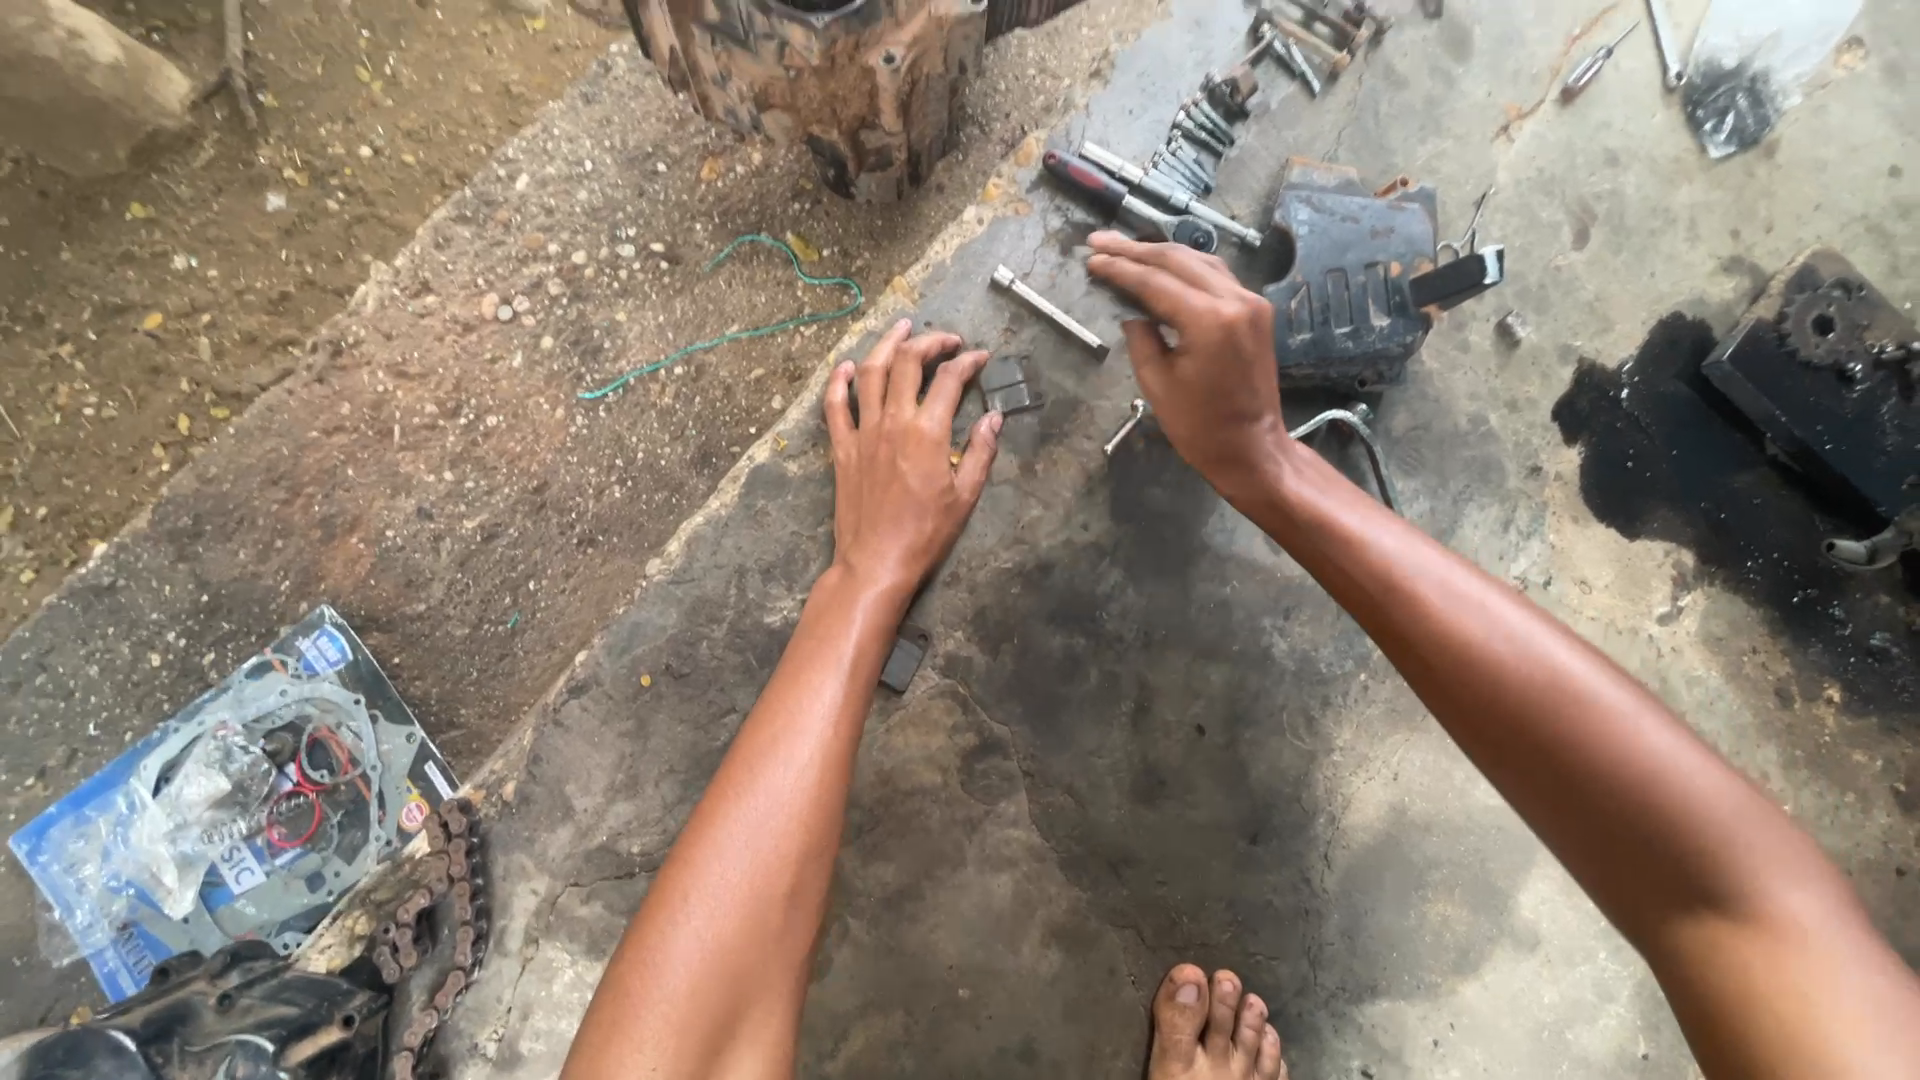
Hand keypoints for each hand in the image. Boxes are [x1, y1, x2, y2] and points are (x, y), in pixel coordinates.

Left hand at [823, 319, 1000, 601]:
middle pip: (908, 362)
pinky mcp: (842, 448)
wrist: (876, 562)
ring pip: (871, 373)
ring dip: (887, 344)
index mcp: (927, 433)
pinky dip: (840, 381)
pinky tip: (849, 366)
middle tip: (946, 339)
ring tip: (901, 328)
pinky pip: (835, 405)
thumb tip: (995, 418)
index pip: (950, 380)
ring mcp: (863, 432)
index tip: (980, 357)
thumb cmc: (925, 535)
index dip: (968, 362)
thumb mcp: (965, 497)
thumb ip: (981, 453)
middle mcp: (893, 422)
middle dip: (930, 342)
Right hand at [1086, 232, 1291, 497]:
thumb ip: (1141, 338)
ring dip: (1161, 253)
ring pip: (1200, 261)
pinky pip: (1216, 276)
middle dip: (1136, 250)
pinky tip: (1163, 266)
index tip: (1092, 259)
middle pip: (1178, 260)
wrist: (1251, 447)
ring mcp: (1250, 302)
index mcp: (1209, 320)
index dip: (1120, 269)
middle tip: (1099, 242)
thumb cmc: (1199, 426)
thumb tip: (1132, 309)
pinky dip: (1186, 268)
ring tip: (1125, 248)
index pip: (1155, 282)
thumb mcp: (1157, 384)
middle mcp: (1235, 300)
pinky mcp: (1255, 311)